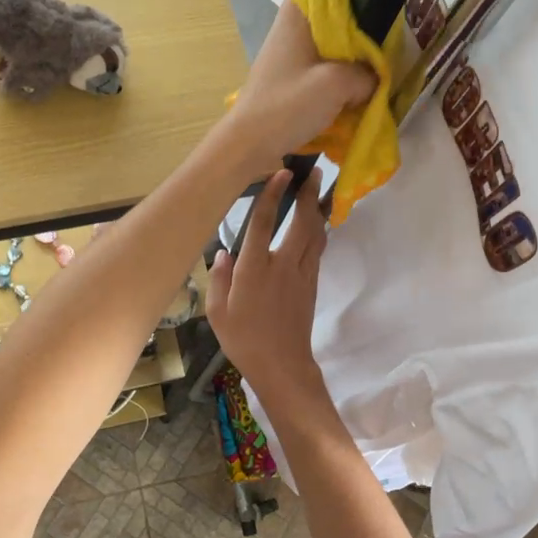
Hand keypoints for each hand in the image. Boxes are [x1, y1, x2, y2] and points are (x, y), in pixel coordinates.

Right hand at [207, 170, 328, 399]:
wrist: (282, 365)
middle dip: (309, 194)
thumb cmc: (244, 340)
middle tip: (314, 171)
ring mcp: (301, 274)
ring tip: (320, 189)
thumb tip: (223, 252)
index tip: (281, 173)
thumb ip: (219, 278)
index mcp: (254, 269)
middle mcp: (281, 265)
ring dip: (318, 209)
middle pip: (301, 222)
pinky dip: (318, 231)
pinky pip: (317, 249)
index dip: (272, 195)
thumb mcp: (217, 312)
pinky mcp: (311, 284)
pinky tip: (316, 224)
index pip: (263, 223)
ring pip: (315, 234)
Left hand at [225, 0, 376, 168]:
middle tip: (383, 51)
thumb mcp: (337, 84)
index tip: (381, 11)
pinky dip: (339, 80)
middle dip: (361, 34)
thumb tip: (373, 78)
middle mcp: (291, 29)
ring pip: (333, 48)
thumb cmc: (288, 106)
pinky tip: (354, 95)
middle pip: (336, 18)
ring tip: (372, 76)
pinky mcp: (290, 79)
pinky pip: (324, 70)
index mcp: (297, 16)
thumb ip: (366, 74)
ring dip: (352, 62)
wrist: (249, 144)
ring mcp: (290, 55)